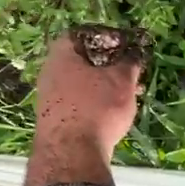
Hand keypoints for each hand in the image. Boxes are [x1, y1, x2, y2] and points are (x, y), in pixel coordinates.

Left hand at [23, 33, 142, 185]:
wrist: (72, 151)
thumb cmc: (97, 107)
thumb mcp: (121, 81)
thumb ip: (129, 63)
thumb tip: (135, 52)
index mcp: (62, 56)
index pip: (80, 34)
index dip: (103, 36)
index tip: (124, 44)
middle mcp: (50, 72)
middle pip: (80, 59)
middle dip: (107, 63)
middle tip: (129, 69)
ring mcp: (49, 95)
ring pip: (81, 81)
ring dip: (104, 83)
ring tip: (128, 92)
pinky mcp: (55, 116)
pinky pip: (78, 99)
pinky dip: (96, 99)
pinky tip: (113, 109)